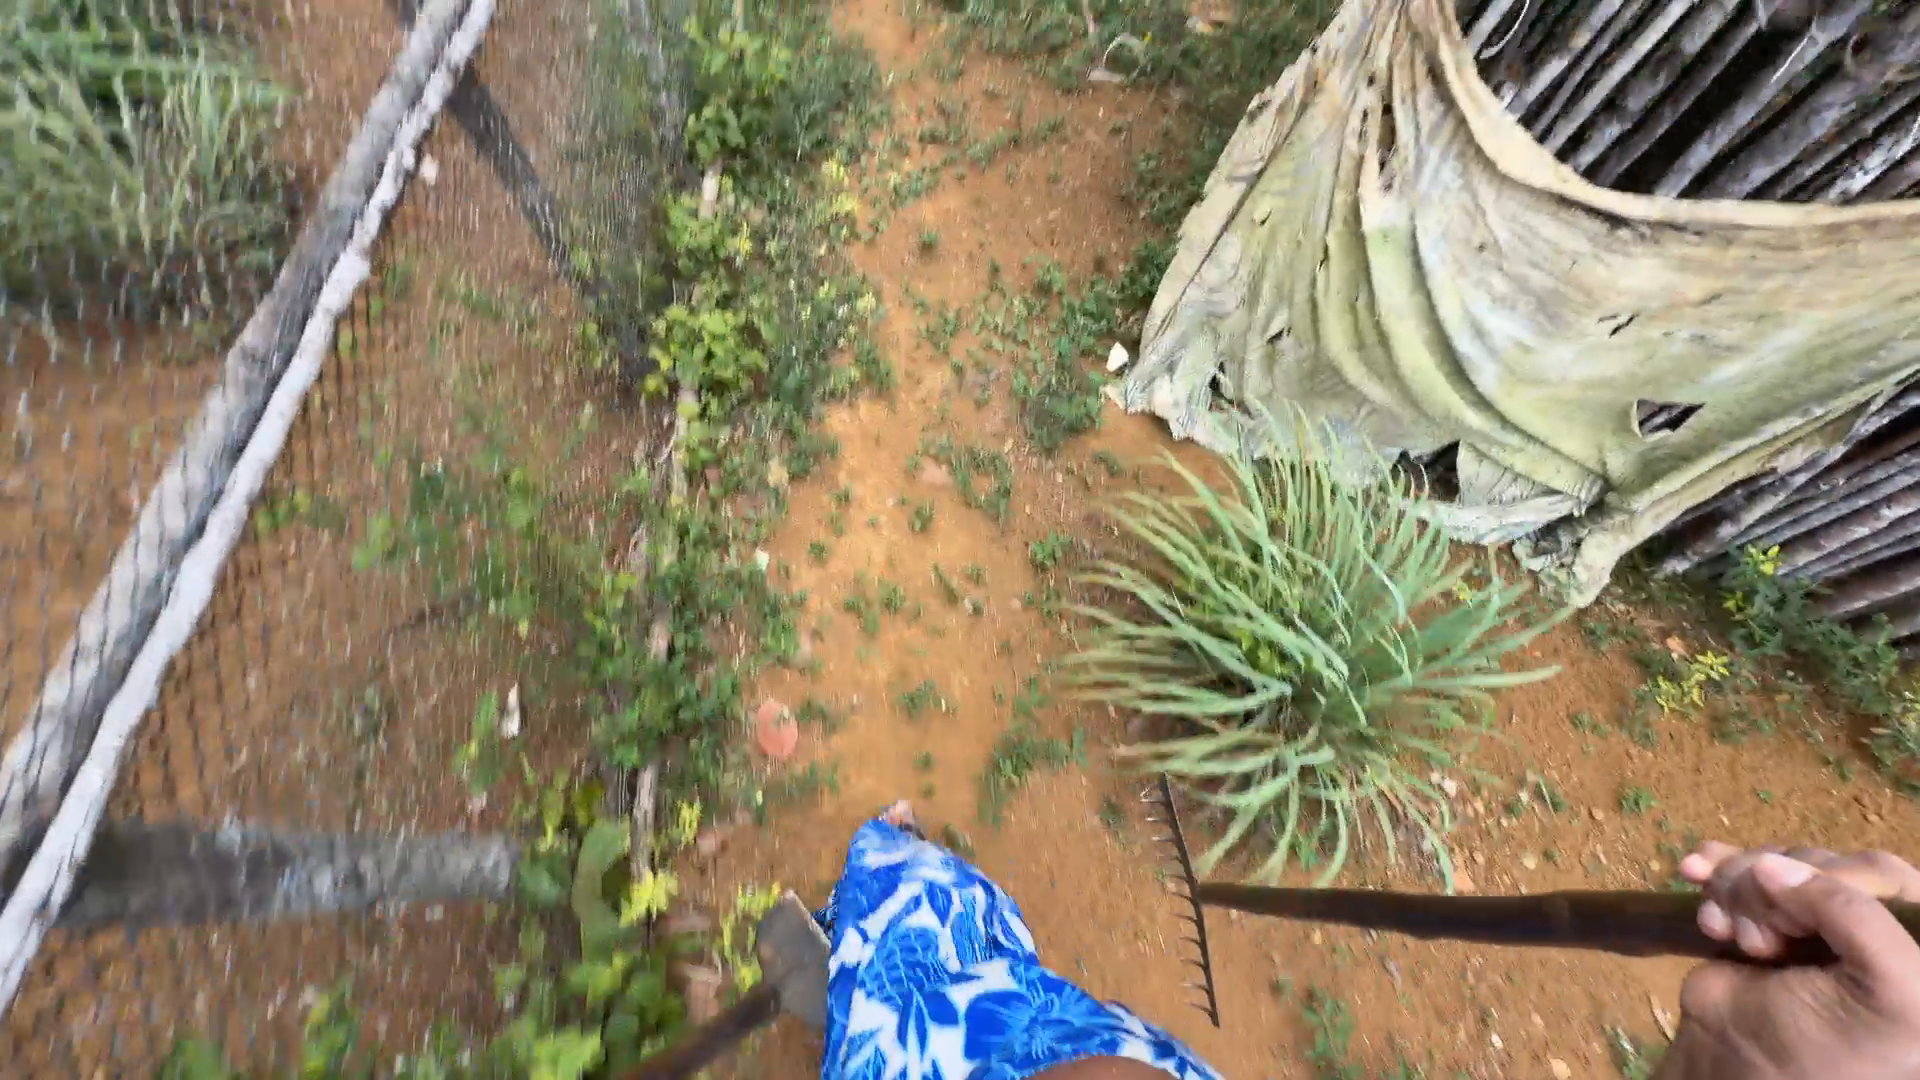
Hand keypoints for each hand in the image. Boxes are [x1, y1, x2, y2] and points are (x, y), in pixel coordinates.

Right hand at [1654, 843, 1919, 1079]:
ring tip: (1729, 933)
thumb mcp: (1890, 996)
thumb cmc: (1835, 1047)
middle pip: (1820, 863)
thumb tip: (1773, 867)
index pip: (1888, 875)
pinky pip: (1727, 859)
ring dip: (1733, 888)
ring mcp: (1806, 914)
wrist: (1743, 1062)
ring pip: (1768, 861)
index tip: (1803, 922)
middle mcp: (1869, 924)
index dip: (1840, 881)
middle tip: (1763, 937)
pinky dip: (1705, 867)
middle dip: (1773, 889)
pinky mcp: (1751, 907)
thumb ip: (1856, 920)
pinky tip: (1690, 879)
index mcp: (1917, 943)